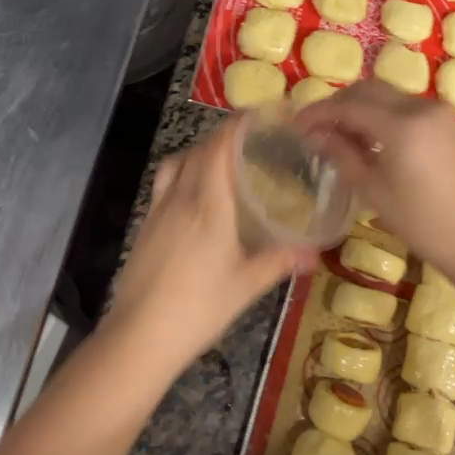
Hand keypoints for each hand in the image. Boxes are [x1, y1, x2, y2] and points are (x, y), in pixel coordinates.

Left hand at [105, 116, 311, 371]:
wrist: (139, 338)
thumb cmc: (198, 308)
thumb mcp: (246, 285)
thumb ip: (280, 261)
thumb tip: (315, 253)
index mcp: (209, 203)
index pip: (220, 146)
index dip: (238, 125)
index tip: (261, 117)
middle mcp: (181, 197)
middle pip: (200, 149)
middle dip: (224, 137)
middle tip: (252, 141)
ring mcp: (158, 210)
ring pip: (178, 163)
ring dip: (200, 152)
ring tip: (222, 163)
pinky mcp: (145, 226)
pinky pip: (165, 184)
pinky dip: (182, 174)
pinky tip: (195, 197)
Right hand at [296, 80, 454, 275]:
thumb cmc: (423, 223)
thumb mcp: (374, 191)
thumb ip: (343, 155)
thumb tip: (314, 135)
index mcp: (401, 124)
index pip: (349, 105)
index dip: (319, 112)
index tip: (295, 125)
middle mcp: (419, 106)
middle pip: (368, 90)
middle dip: (338, 104)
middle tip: (315, 127)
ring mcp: (435, 111)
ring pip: (386, 95)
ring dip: (359, 107)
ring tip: (338, 135)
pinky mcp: (444, 121)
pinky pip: (403, 106)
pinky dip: (381, 114)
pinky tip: (368, 138)